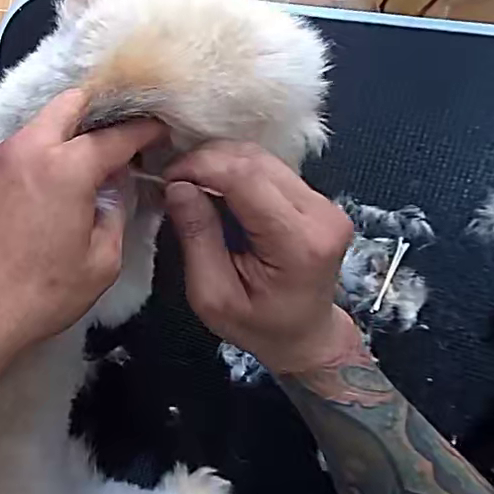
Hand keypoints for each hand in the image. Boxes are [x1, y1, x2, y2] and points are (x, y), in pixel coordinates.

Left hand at [0, 89, 164, 384]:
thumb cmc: (37, 294)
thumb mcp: (102, 260)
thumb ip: (117, 212)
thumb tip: (118, 187)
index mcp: (66, 166)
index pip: (117, 134)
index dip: (146, 130)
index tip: (163, 130)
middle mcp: (31, 148)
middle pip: (74, 102)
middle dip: (107, 108)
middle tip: (131, 130)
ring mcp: (4, 158)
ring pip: (48, 118)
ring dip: (78, 125)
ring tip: (105, 150)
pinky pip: (30, 140)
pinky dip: (55, 142)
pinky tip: (73, 168)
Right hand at [163, 141, 361, 373]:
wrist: (306, 336)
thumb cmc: (258, 326)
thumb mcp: (212, 296)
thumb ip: (197, 238)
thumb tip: (177, 186)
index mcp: (299, 243)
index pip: (247, 179)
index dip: (201, 166)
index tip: (167, 177)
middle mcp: (321, 215)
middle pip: (255, 161)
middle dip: (207, 160)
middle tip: (174, 180)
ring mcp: (326, 204)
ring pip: (264, 157)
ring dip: (221, 162)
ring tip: (190, 182)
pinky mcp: (320, 199)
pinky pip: (272, 168)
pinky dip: (237, 170)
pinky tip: (216, 186)